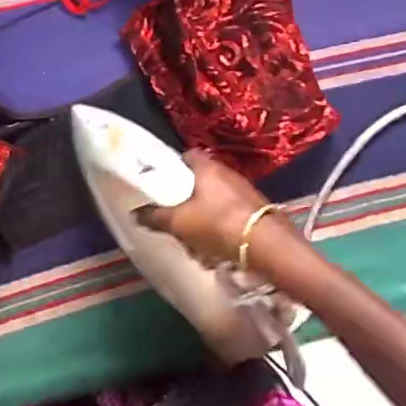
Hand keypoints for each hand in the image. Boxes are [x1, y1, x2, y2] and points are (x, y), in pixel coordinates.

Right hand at [134, 150, 272, 266]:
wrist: (269, 247)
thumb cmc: (218, 225)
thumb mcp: (178, 223)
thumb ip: (154, 217)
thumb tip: (135, 214)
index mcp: (206, 166)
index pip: (184, 155)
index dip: (171, 167)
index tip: (162, 185)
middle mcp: (227, 172)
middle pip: (198, 180)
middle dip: (185, 199)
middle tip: (175, 218)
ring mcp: (244, 191)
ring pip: (213, 200)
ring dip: (202, 217)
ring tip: (194, 241)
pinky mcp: (256, 210)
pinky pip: (229, 214)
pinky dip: (220, 228)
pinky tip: (215, 249)